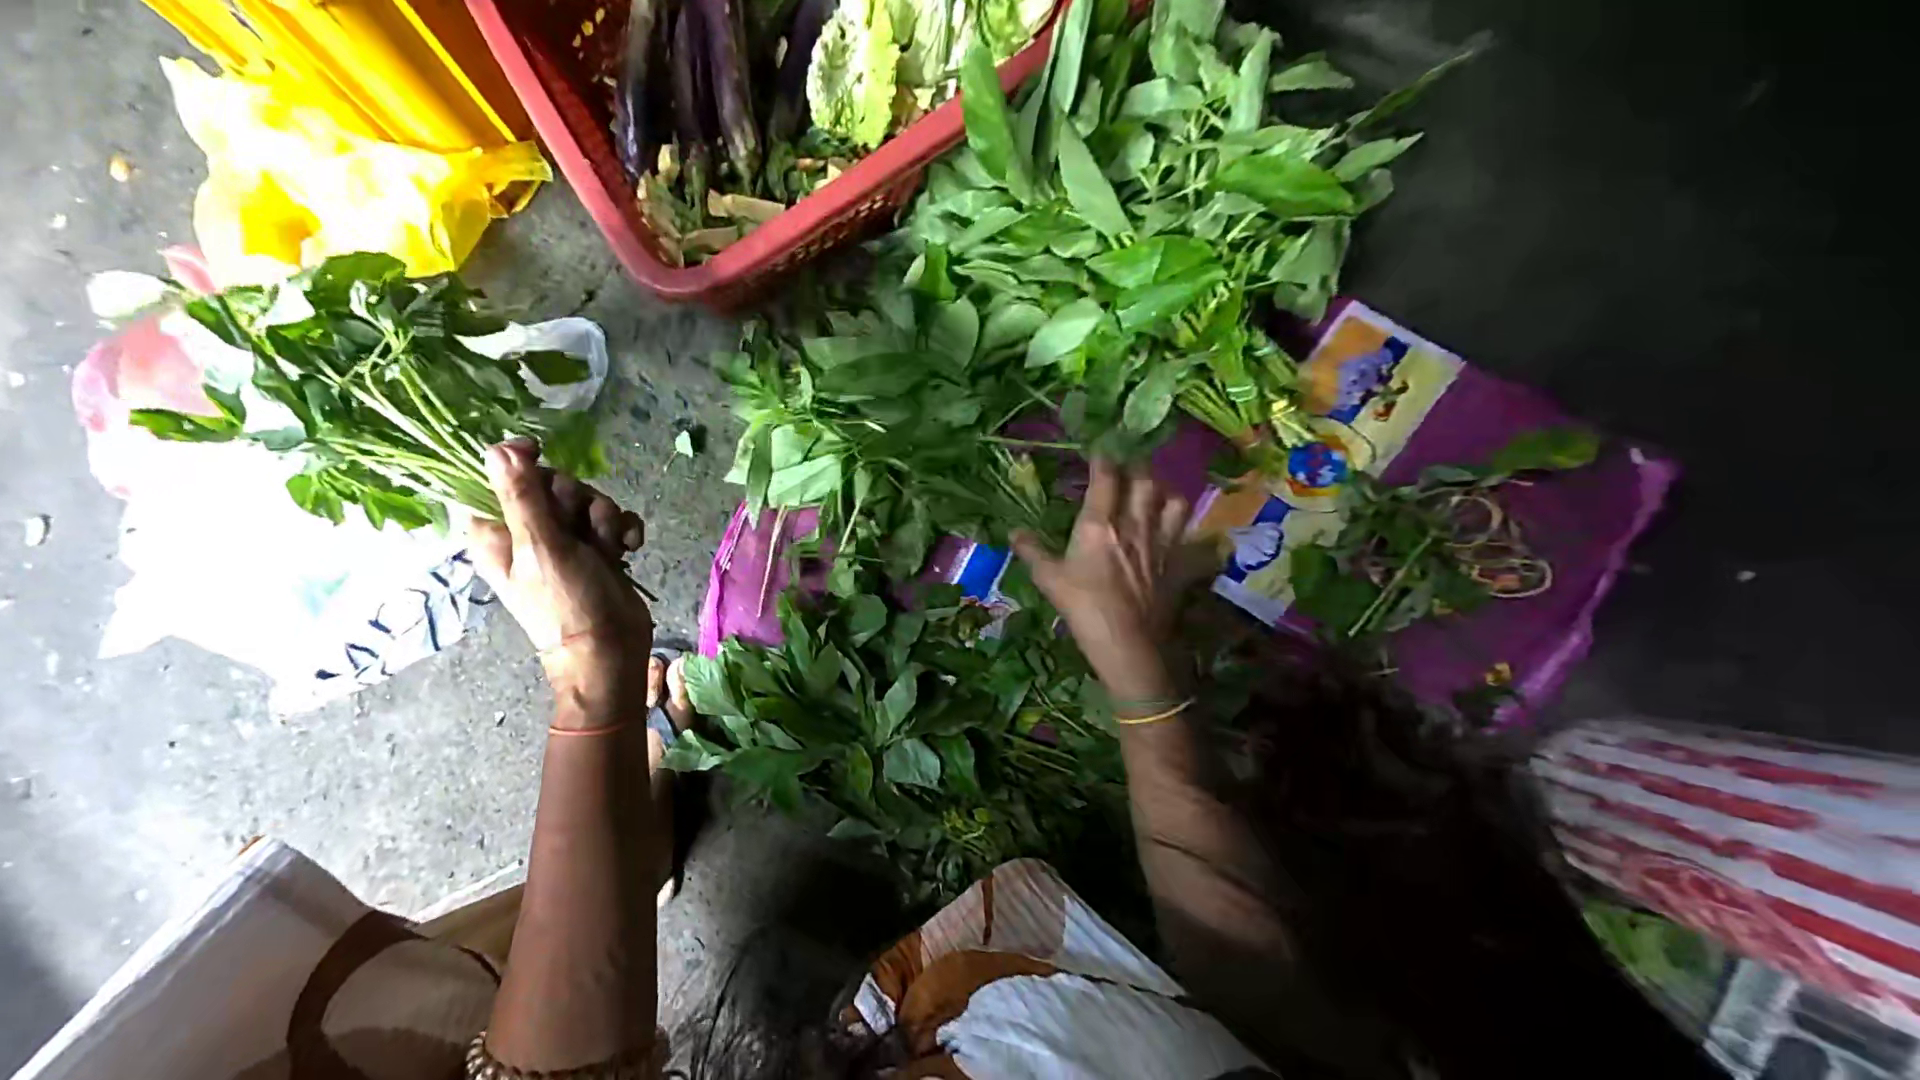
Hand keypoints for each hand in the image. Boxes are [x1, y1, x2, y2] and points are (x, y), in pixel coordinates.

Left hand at [472, 439, 652, 711]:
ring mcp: (567, 542)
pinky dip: (625, 529)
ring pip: (589, 500)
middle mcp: (530, 533)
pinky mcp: (599, 549)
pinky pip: (614, 519)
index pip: (500, 479)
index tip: (541, 456)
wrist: (611, 647)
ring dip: (605, 517)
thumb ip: (521, 496)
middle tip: (580, 527)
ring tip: (608, 546)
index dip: (523, 466)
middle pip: (553, 484)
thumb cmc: (566, 604)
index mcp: (498, 532)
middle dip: (577, 499)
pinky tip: (630, 547)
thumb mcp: (540, 547)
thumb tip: (496, 447)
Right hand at [1011, 459, 1199, 708]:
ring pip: (1173, 501)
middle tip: (1128, 465)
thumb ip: (1032, 551)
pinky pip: (1190, 537)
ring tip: (1155, 492)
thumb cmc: (1083, 609)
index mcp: (1099, 524)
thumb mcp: (1049, 580)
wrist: (1128, 644)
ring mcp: (1161, 543)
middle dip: (1136, 467)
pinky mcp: (1177, 563)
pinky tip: (1180, 531)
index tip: (1099, 450)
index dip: (1103, 458)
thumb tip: (1013, 531)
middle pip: (1144, 481)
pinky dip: (1187, 529)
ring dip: (1165, 491)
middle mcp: (1134, 524)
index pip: (1106, 477)